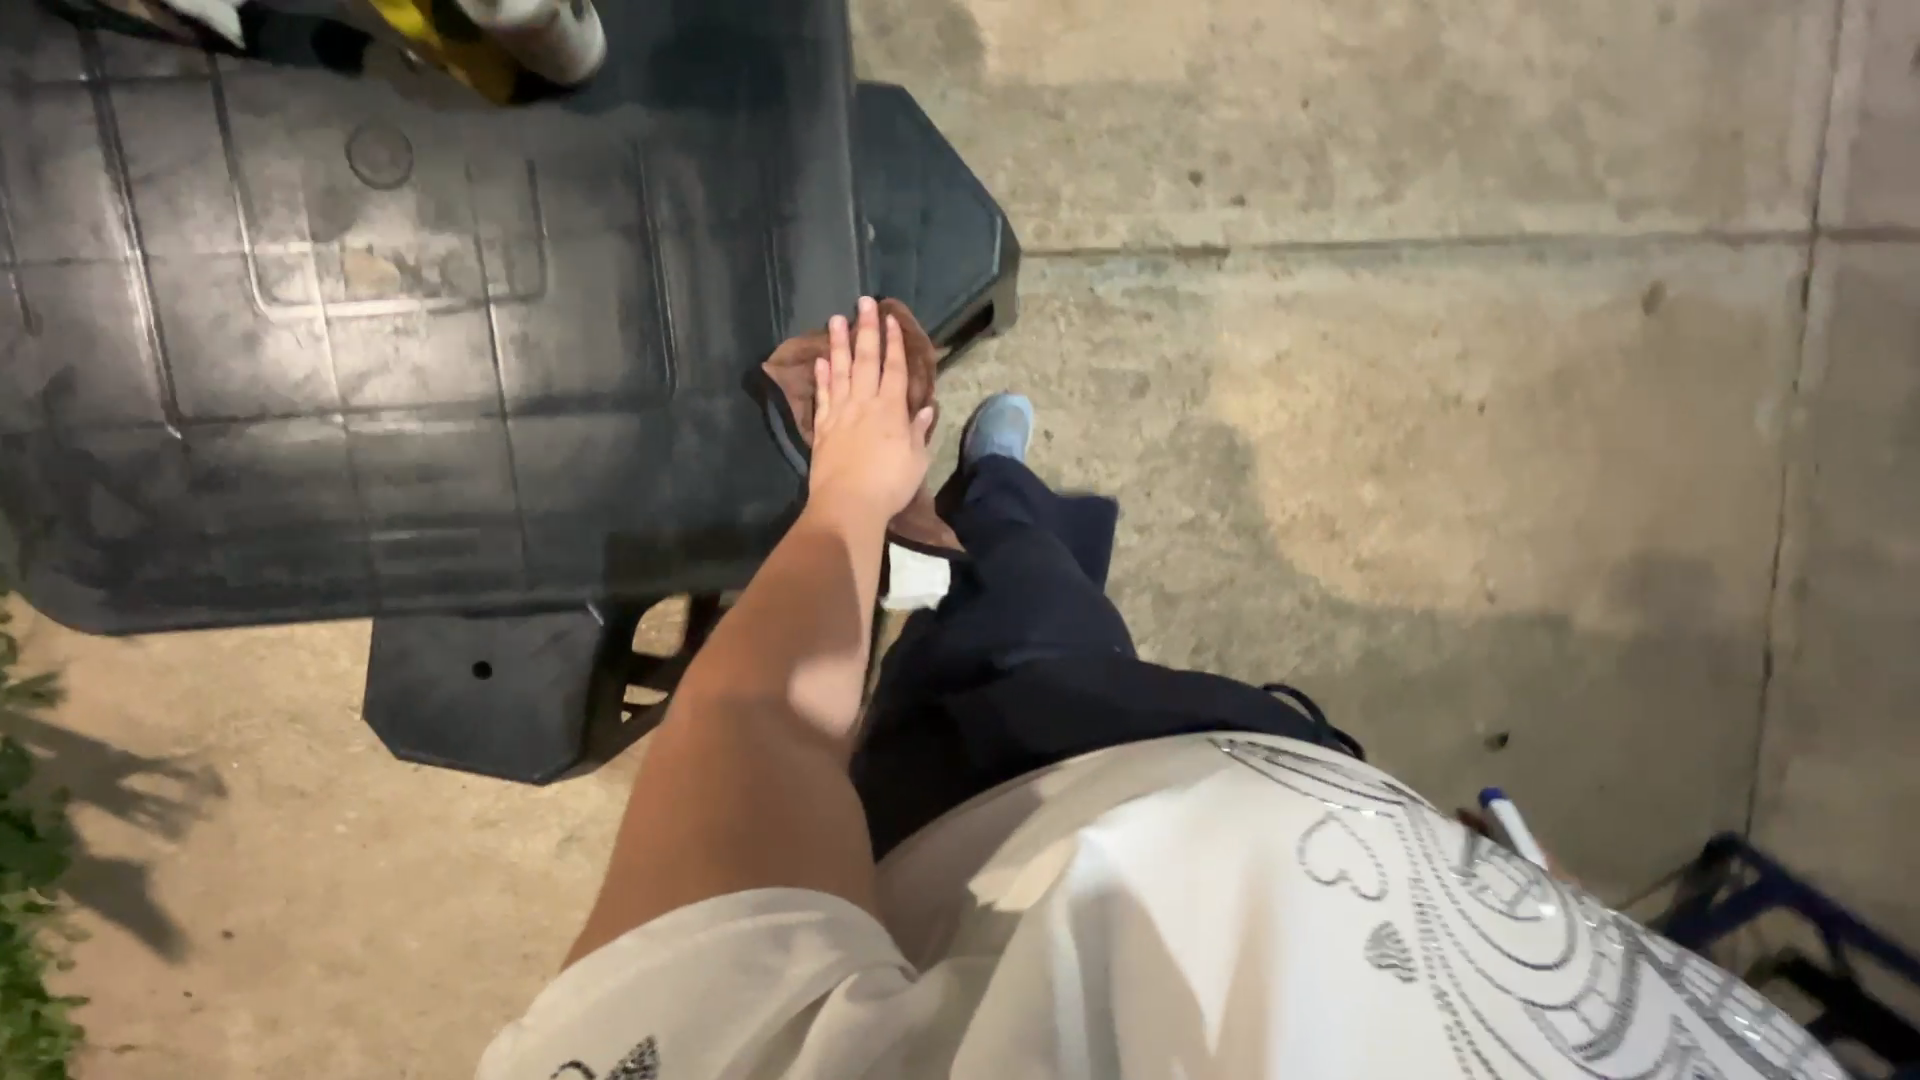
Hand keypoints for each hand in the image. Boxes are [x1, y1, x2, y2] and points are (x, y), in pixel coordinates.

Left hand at [807, 296, 934, 528]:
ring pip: (840, 370)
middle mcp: (865, 403)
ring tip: (837, 318)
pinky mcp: (822, 428)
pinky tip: (821, 361)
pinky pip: (822, 396)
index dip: (895, 343)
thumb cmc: (890, 485)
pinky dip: (821, 377)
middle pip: (866, 360)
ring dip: (839, 343)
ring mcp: (840, 413)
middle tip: (865, 301)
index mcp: (892, 409)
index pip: (895, 368)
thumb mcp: (916, 460)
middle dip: (867, 329)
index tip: (892, 319)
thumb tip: (925, 409)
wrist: (848, 504)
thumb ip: (918, 431)